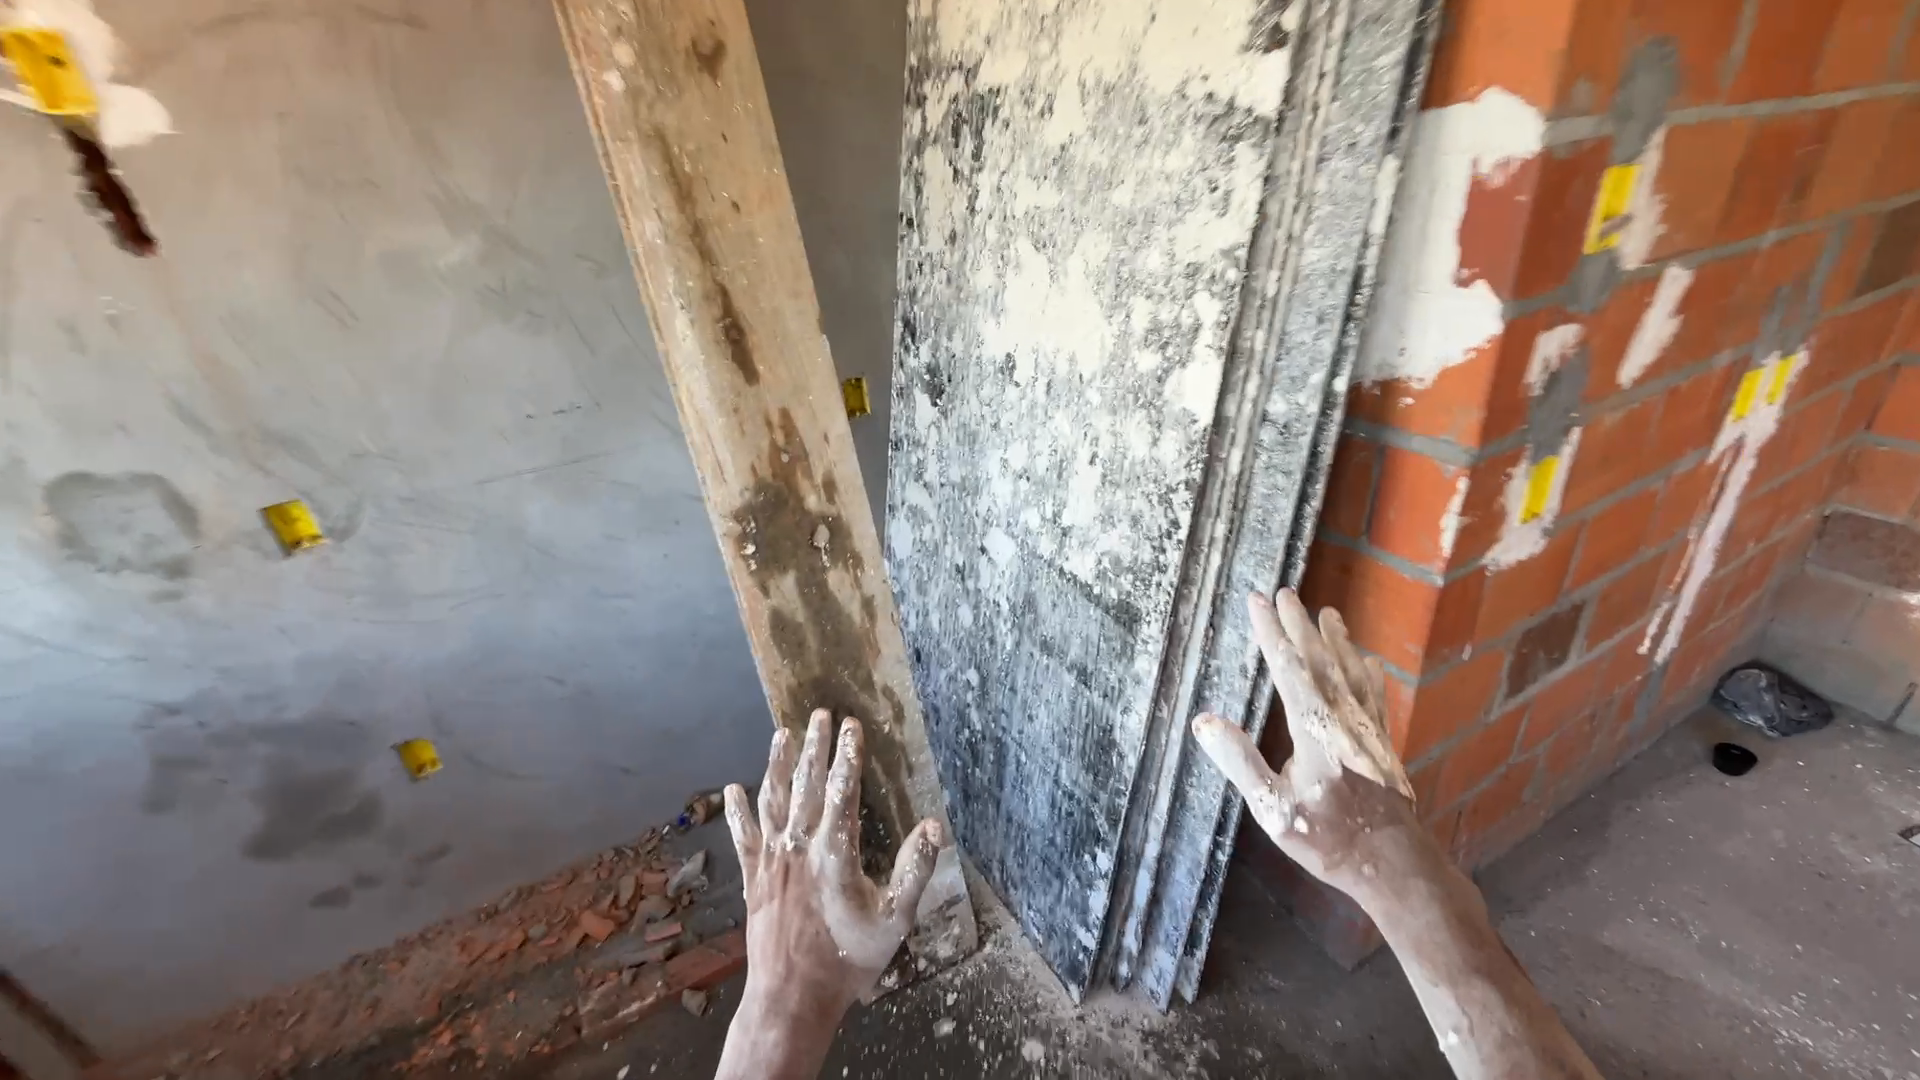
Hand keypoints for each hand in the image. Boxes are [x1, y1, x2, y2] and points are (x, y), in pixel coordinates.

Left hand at [724, 709, 944, 1014]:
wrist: (791, 998)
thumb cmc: (848, 959)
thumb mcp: (895, 920)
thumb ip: (914, 871)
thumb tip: (933, 826)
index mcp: (834, 851)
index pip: (843, 790)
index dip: (849, 754)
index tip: (852, 725)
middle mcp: (799, 846)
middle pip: (806, 784)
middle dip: (814, 746)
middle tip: (820, 714)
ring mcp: (771, 860)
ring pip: (772, 800)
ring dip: (776, 764)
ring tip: (780, 734)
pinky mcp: (753, 878)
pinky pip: (743, 835)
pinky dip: (737, 811)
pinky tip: (732, 789)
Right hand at [1191, 588, 1418, 895]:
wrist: (1396, 867)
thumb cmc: (1328, 839)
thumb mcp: (1273, 810)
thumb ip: (1240, 763)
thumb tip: (1205, 721)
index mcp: (1314, 731)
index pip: (1289, 670)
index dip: (1271, 633)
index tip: (1257, 601)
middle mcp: (1344, 722)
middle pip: (1320, 662)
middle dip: (1300, 627)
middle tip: (1285, 593)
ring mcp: (1368, 732)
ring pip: (1350, 674)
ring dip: (1336, 641)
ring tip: (1327, 613)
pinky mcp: (1383, 745)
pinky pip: (1374, 697)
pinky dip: (1367, 673)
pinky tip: (1367, 660)